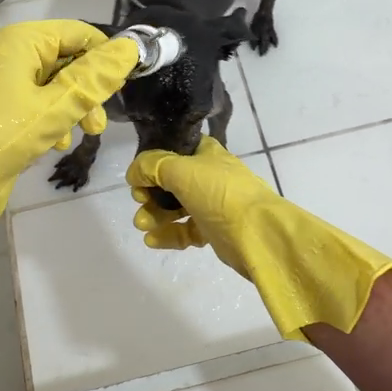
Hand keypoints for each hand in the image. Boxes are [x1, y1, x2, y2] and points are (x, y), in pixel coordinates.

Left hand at [0, 20, 139, 375]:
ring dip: (57, 110)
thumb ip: (94, 81)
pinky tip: (34, 148)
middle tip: (95, 129)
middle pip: (54, 60)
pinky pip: (8, 102)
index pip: (75, 33)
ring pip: (32, 84)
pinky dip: (29, 119)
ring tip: (64, 142)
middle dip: (81, 92)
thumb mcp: (53, 112)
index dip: (104, 58)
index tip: (119, 92)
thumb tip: (131, 46)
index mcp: (16, 42)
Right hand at [128, 137, 391, 340]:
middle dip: (150, 192)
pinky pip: (185, 230)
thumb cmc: (219, 193)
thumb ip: (153, 166)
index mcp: (207, 154)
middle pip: (171, 181)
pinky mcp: (214, 230)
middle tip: (139, 202)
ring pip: (176, 207)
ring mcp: (213, 204)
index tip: (139, 174)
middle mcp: (210, 176)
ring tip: (142, 224)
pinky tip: (151, 241)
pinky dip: (168, 234)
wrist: (257, 234)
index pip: (176, 149)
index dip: (155, 160)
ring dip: (155, 214)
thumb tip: (134, 172)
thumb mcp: (181, 170)